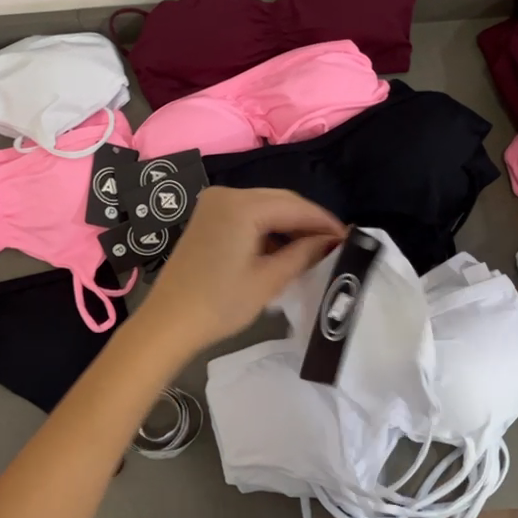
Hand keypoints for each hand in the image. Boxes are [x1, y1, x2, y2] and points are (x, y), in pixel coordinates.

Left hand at [130, 187, 345, 357]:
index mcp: (242, 205)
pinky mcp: (207, 218)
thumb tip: (330, 241)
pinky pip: (247, 214)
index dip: (324, 222)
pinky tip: (283, 248)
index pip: (295, 206)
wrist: (167, 323)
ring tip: (314, 249)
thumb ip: (303, 254)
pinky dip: (268, 228)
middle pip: (280, 200)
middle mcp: (226, 194)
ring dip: (288, 224)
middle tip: (335, 244)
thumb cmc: (220, 304)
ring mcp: (213, 204)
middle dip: (308, 221)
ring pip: (264, 206)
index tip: (349, 238)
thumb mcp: (268, 281)